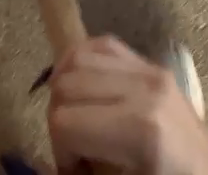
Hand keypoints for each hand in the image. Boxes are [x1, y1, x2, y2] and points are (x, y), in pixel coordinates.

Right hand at [48, 37, 207, 174]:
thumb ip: (82, 169)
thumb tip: (53, 158)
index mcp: (140, 128)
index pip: (64, 120)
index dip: (59, 152)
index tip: (76, 171)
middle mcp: (145, 87)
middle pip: (67, 82)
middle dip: (58, 119)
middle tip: (74, 150)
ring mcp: (152, 69)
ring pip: (79, 56)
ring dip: (66, 88)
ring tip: (78, 120)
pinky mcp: (154, 65)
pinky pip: (104, 45)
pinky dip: (83, 63)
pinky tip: (84, 91)